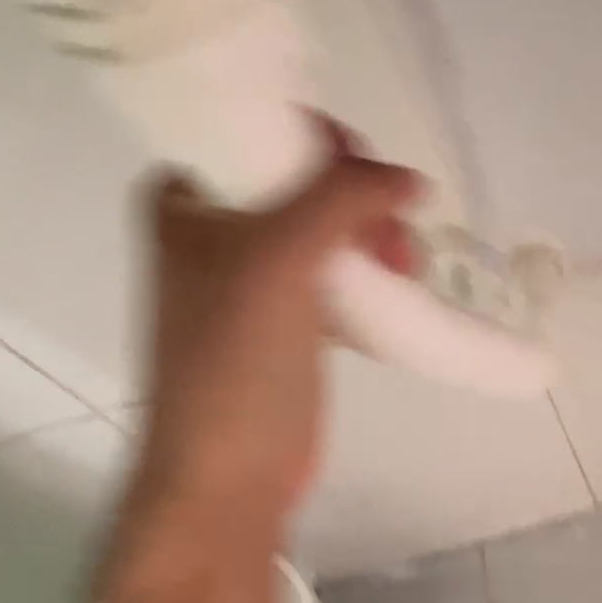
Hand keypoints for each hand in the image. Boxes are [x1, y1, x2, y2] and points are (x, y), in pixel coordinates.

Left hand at [131, 116, 420, 533]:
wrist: (230, 474)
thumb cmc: (235, 363)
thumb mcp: (278, 262)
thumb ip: (341, 201)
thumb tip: (413, 180)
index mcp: (188, 196)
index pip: (260, 128)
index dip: (323, 144)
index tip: (367, 182)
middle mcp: (218, 226)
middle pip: (308, 180)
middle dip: (362, 201)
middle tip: (392, 245)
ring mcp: (256, 275)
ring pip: (332, 228)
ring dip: (375, 241)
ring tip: (403, 275)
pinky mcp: (291, 319)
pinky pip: (341, 274)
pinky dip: (372, 279)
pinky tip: (394, 297)